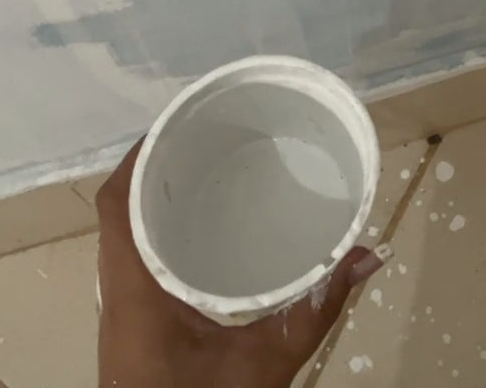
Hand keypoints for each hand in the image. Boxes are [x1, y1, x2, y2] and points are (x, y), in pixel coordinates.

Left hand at [94, 140, 384, 387]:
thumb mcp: (265, 365)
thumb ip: (316, 309)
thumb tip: (370, 255)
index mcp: (136, 291)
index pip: (115, 204)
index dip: (137, 155)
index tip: (178, 123)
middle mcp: (119, 294)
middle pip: (118, 210)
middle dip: (154, 167)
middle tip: (204, 137)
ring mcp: (122, 311)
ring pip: (124, 235)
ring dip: (154, 197)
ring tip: (204, 165)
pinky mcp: (134, 326)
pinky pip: (136, 259)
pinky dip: (159, 229)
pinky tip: (201, 225)